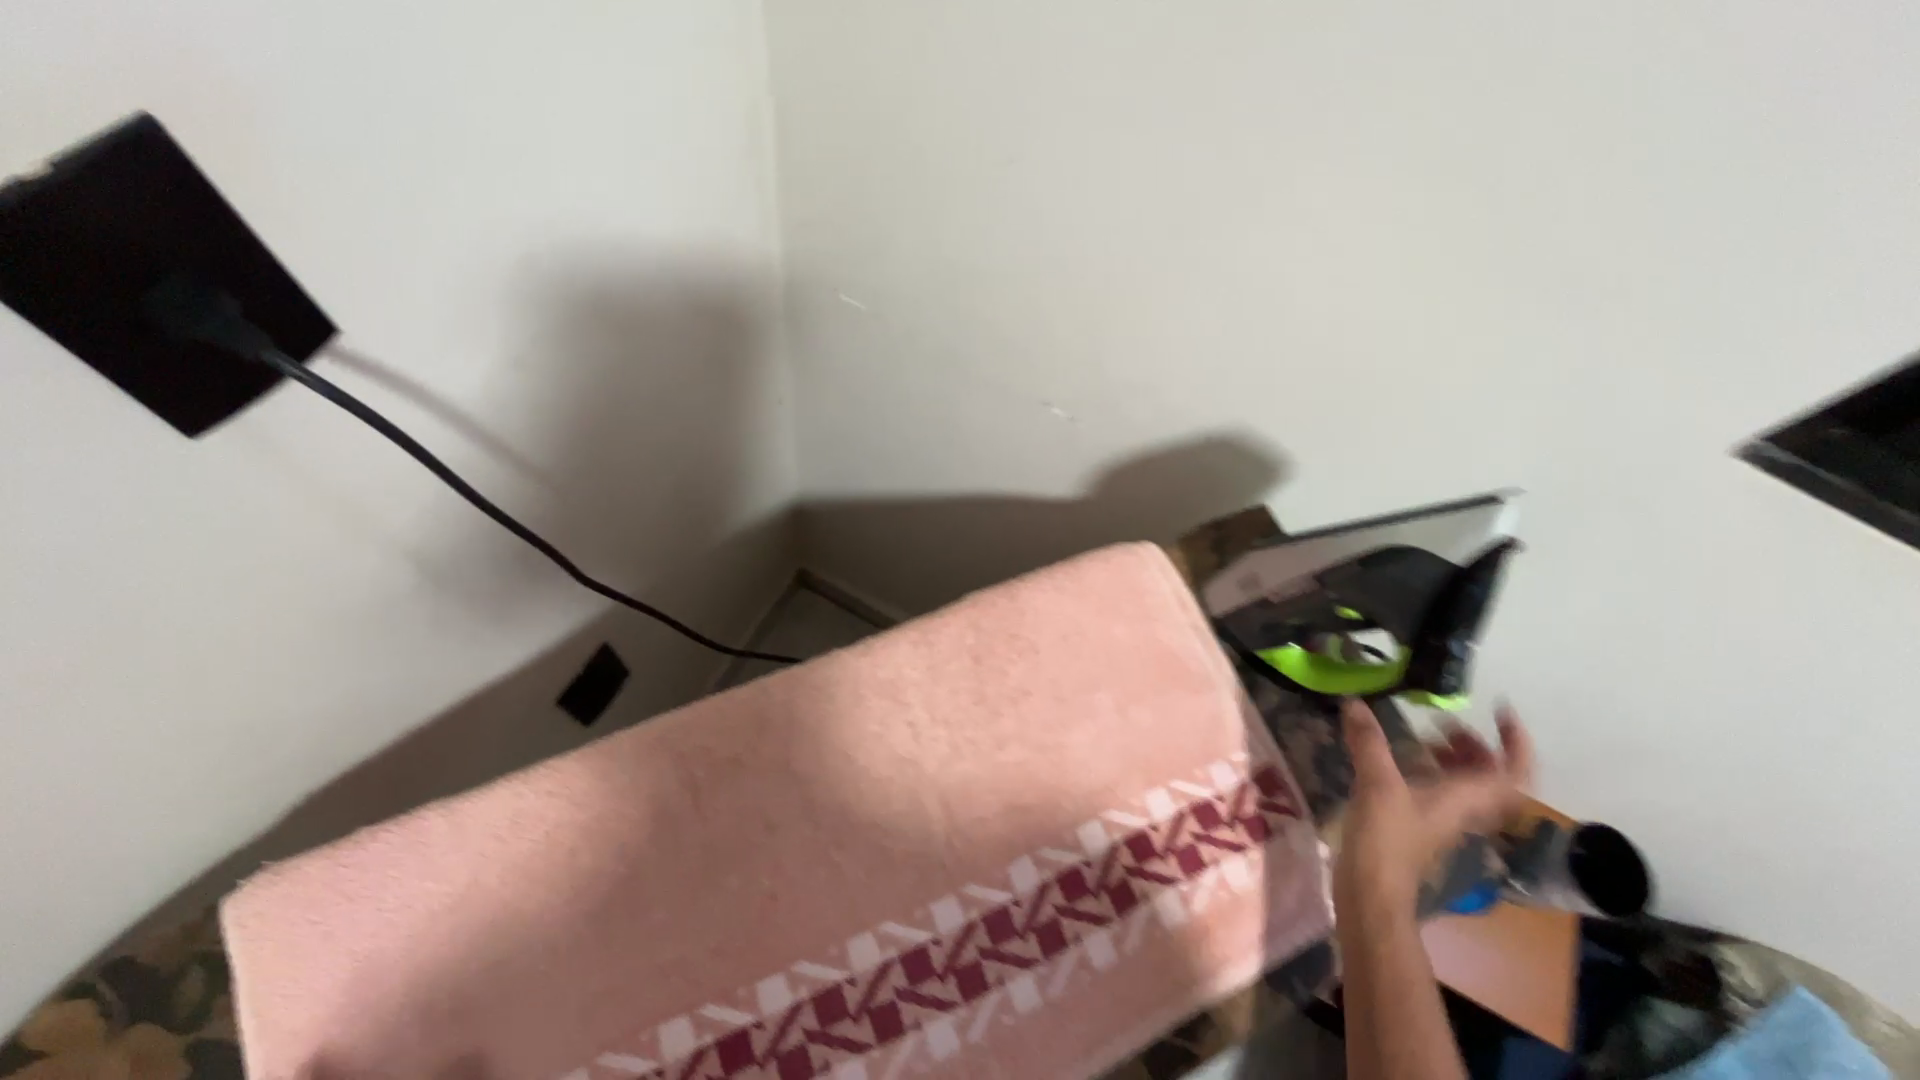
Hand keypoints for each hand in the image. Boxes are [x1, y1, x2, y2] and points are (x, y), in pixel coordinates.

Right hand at [1333, 698, 1533, 914]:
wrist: (1373, 894)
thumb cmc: (1387, 840)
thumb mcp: (1378, 785)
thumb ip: (1369, 742)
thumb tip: (1354, 703)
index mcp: (1468, 797)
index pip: (1514, 770)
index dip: (1516, 741)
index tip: (1498, 712)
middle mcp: (1465, 808)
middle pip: (1490, 775)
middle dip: (1476, 745)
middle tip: (1445, 726)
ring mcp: (1444, 820)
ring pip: (1465, 784)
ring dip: (1453, 758)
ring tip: (1422, 739)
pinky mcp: (1421, 827)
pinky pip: (1441, 792)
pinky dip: (1429, 772)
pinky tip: (1398, 763)